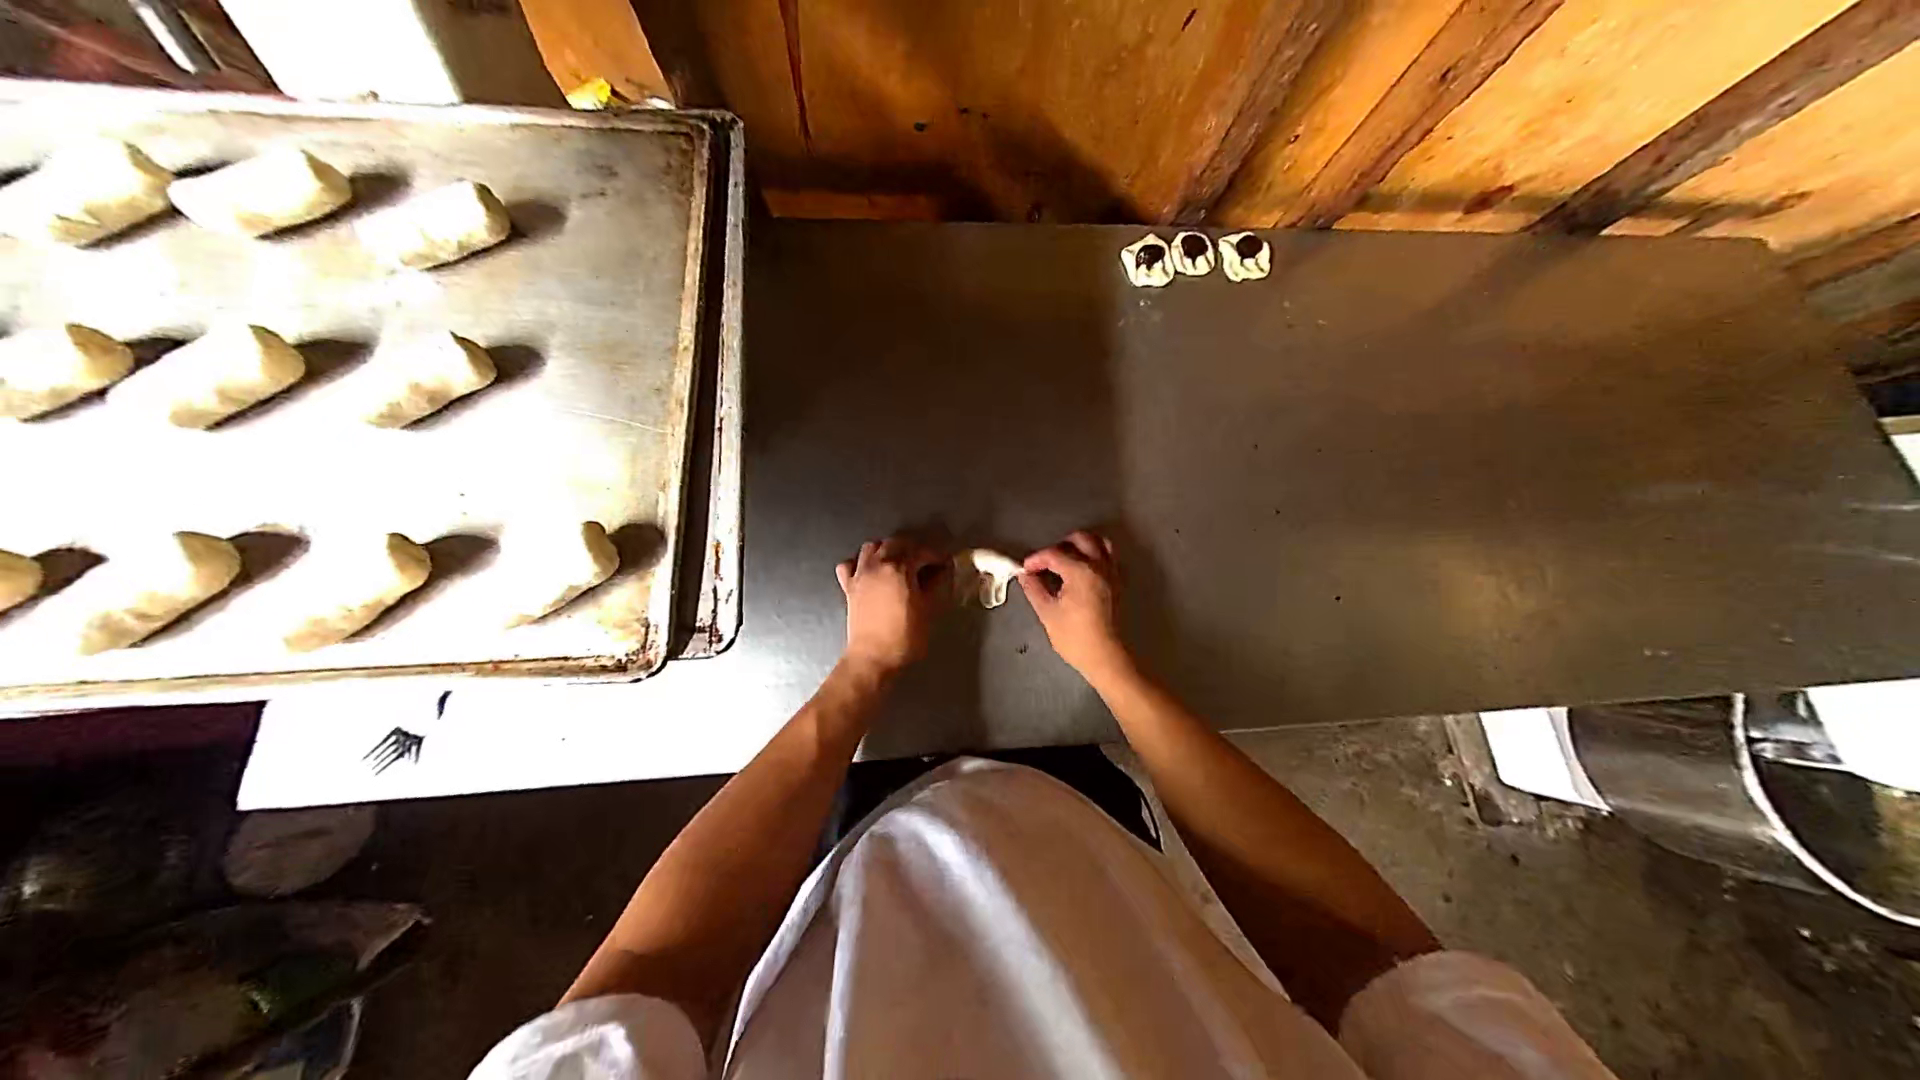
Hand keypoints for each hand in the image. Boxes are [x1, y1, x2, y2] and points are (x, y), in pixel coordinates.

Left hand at [835, 536, 947, 677]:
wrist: (873, 658)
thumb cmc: (905, 636)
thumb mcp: (929, 610)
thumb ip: (938, 585)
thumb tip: (944, 570)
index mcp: (900, 568)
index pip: (922, 552)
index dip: (936, 555)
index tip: (945, 562)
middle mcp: (877, 565)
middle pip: (896, 543)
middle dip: (913, 548)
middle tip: (925, 561)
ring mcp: (860, 574)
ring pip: (871, 547)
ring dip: (887, 549)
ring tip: (899, 561)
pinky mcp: (848, 586)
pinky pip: (850, 564)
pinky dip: (859, 562)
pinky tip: (869, 570)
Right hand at [1019, 530, 1132, 681]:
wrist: (1106, 657)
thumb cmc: (1074, 637)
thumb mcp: (1047, 613)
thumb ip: (1034, 589)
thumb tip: (1025, 575)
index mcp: (1080, 571)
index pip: (1054, 554)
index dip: (1036, 559)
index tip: (1025, 570)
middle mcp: (1099, 566)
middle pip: (1081, 539)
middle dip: (1060, 545)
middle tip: (1046, 562)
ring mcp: (1112, 574)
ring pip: (1101, 544)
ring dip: (1082, 545)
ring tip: (1067, 560)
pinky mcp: (1118, 584)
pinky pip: (1110, 558)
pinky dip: (1096, 555)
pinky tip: (1083, 571)